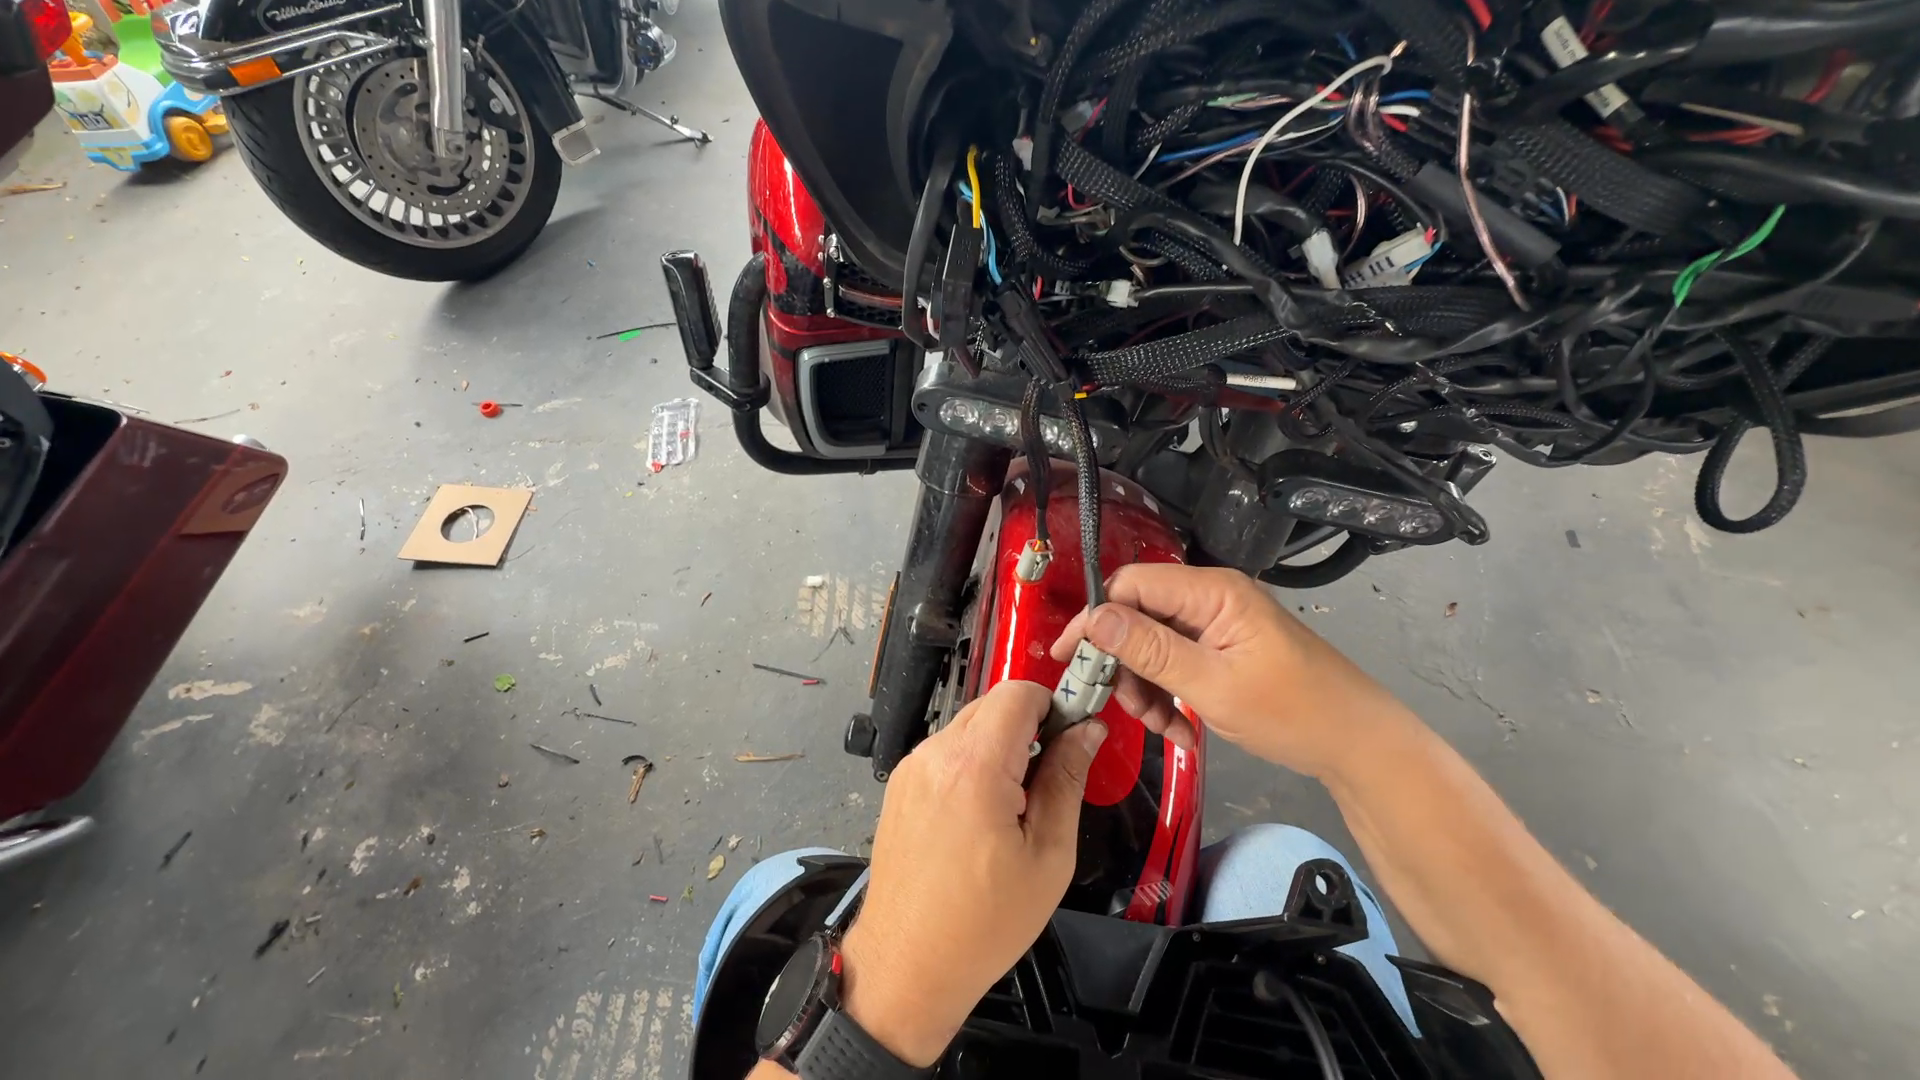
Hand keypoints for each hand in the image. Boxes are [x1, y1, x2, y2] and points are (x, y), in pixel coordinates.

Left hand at [836, 680, 1105, 1066]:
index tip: (1072, 736)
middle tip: (1050, 780)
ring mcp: (911, 769)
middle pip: (993, 706)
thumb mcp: (1048, 855)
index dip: (1053, 705)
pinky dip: (971, 766)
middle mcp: (935, 755)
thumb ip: (1068, 780)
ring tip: (1015, 807)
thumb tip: (1088, 730)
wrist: (907, 966)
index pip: (1018, 692)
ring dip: (999, 748)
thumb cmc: (984, 923)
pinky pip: (946, 753)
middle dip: (1029, 728)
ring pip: (969, 727)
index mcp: (974, 767)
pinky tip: (981, 816)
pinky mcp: (900, 786)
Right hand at [1050, 563, 1416, 780]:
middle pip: (1139, 618)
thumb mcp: (1213, 685)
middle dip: (1127, 667)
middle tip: (1128, 710)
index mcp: (1212, 592)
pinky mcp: (1222, 650)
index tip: (1070, 658)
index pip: (1131, 585)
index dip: (1095, 618)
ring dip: (1148, 690)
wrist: (1357, 745)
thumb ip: (1151, 650)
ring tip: (1166, 729)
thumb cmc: (1293, 712)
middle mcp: (1211, 599)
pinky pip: (1176, 665)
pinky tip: (1183, 732)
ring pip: (1153, 647)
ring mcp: (1217, 626)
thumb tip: (1094, 618)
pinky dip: (1170, 697)